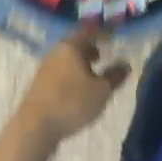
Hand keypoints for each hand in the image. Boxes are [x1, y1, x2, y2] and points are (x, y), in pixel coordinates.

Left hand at [18, 26, 131, 141]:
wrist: (34, 128)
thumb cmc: (72, 103)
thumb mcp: (101, 91)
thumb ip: (115, 76)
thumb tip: (126, 65)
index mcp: (71, 47)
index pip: (89, 32)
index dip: (102, 33)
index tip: (113, 36)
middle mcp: (56, 53)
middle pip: (75, 45)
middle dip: (89, 49)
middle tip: (102, 55)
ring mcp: (44, 69)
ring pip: (66, 59)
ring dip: (79, 63)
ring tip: (91, 74)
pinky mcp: (38, 85)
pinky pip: (59, 72)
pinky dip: (70, 74)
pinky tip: (76, 89)